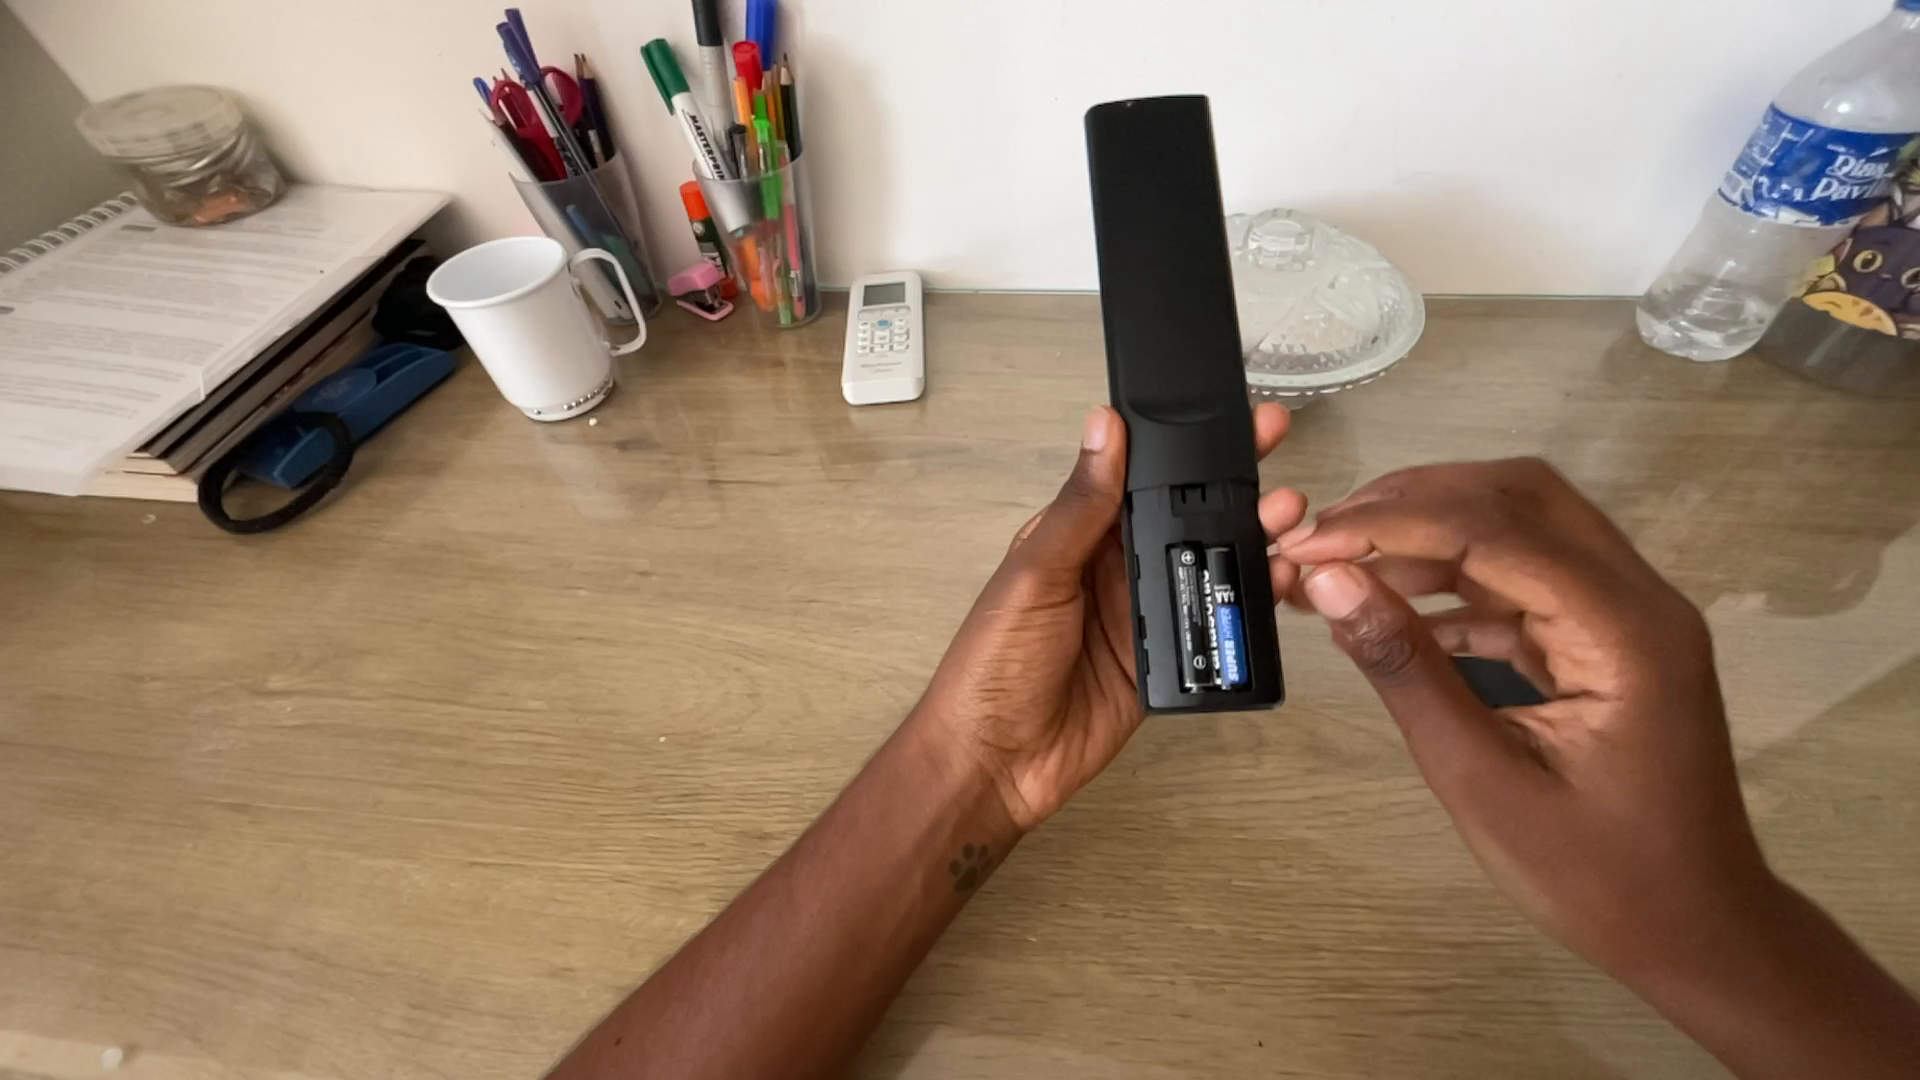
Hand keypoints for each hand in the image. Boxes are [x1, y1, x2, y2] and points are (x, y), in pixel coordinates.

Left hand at [913, 403, 1297, 831]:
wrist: (999, 760)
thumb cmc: (995, 661)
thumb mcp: (1035, 575)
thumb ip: (1077, 507)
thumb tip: (1104, 425)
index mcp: (1077, 536)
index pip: (1137, 478)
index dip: (1182, 447)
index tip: (1230, 417)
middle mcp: (1113, 568)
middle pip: (1181, 515)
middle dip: (1231, 482)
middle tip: (1278, 449)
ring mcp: (1140, 614)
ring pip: (1205, 564)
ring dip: (1248, 537)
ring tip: (1290, 515)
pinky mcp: (1163, 659)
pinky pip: (1211, 621)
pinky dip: (1248, 603)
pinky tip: (1278, 583)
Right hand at [1272, 458, 1770, 974]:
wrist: (1691, 931)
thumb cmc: (1592, 871)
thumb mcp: (1476, 773)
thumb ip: (1403, 666)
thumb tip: (1327, 581)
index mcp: (1621, 630)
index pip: (1490, 530)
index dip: (1386, 525)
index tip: (1304, 546)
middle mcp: (1631, 596)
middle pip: (1514, 493)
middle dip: (1407, 498)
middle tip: (1324, 532)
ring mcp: (1614, 610)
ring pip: (1511, 520)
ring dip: (1419, 527)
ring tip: (1340, 561)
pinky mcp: (1589, 631)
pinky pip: (1508, 572)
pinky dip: (1438, 575)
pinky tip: (1384, 605)